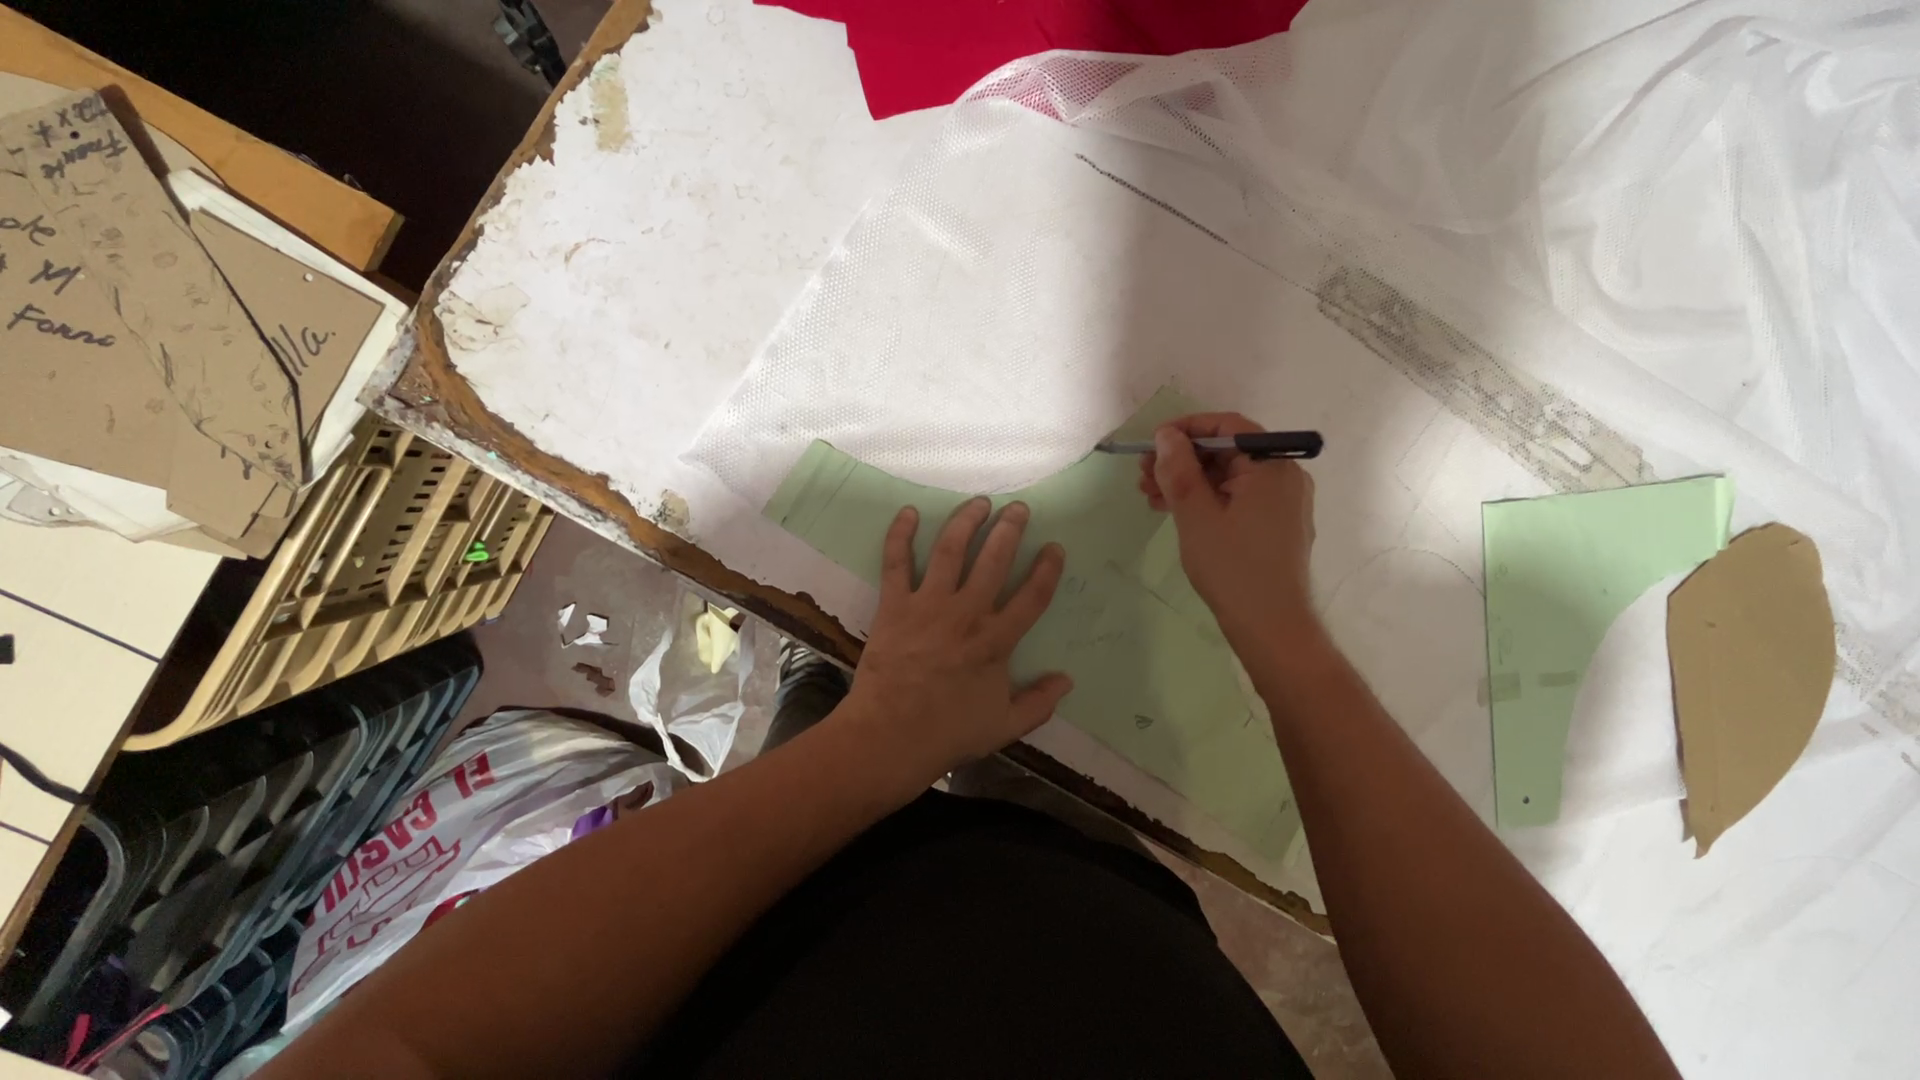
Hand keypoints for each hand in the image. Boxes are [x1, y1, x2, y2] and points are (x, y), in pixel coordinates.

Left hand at [842, 498, 1073, 782]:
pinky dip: (901, 534)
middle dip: (1010, 530)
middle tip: (1019, 509)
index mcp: (996, 641)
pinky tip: (909, 512)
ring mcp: (928, 605)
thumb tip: (1067, 681)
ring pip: (950, 550)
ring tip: (979, 503)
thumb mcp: (1004, 726)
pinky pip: (897, 562)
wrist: (890, 736)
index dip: (1047, 570)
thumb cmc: (948, 732)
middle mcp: (966, 614)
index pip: (1031, 596)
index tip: (1054, 548)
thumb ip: (1039, 703)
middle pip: (993, 560)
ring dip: (966, 521)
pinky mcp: (894, 605)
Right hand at [1138, 413, 1317, 642]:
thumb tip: (1167, 435)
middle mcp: (1285, 477)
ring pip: (1229, 478)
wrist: (1271, 625)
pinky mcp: (1276, 526)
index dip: (1186, 429)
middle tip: (1143, 475)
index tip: (1153, 443)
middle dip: (1182, 460)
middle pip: (1227, 452)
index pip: (1228, 426)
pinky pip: (1238, 499)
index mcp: (1271, 466)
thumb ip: (1179, 469)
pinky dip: (1207, 500)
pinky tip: (1176, 512)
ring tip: (1150, 497)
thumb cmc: (1233, 566)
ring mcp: (1283, 503)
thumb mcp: (1196, 514)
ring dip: (1189, 482)